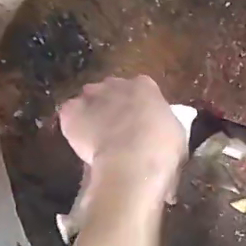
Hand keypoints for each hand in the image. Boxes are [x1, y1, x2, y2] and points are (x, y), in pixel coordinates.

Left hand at [58, 76, 187, 208]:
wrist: (134, 162)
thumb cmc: (163, 149)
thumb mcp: (175, 133)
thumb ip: (163, 126)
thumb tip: (161, 133)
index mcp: (146, 86)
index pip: (141, 88)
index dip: (139, 105)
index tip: (141, 122)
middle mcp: (117, 83)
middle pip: (111, 90)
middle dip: (114, 105)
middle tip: (120, 130)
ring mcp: (91, 96)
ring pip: (89, 101)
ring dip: (92, 115)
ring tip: (98, 139)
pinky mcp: (70, 112)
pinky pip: (70, 115)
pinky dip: (74, 127)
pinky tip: (83, 144)